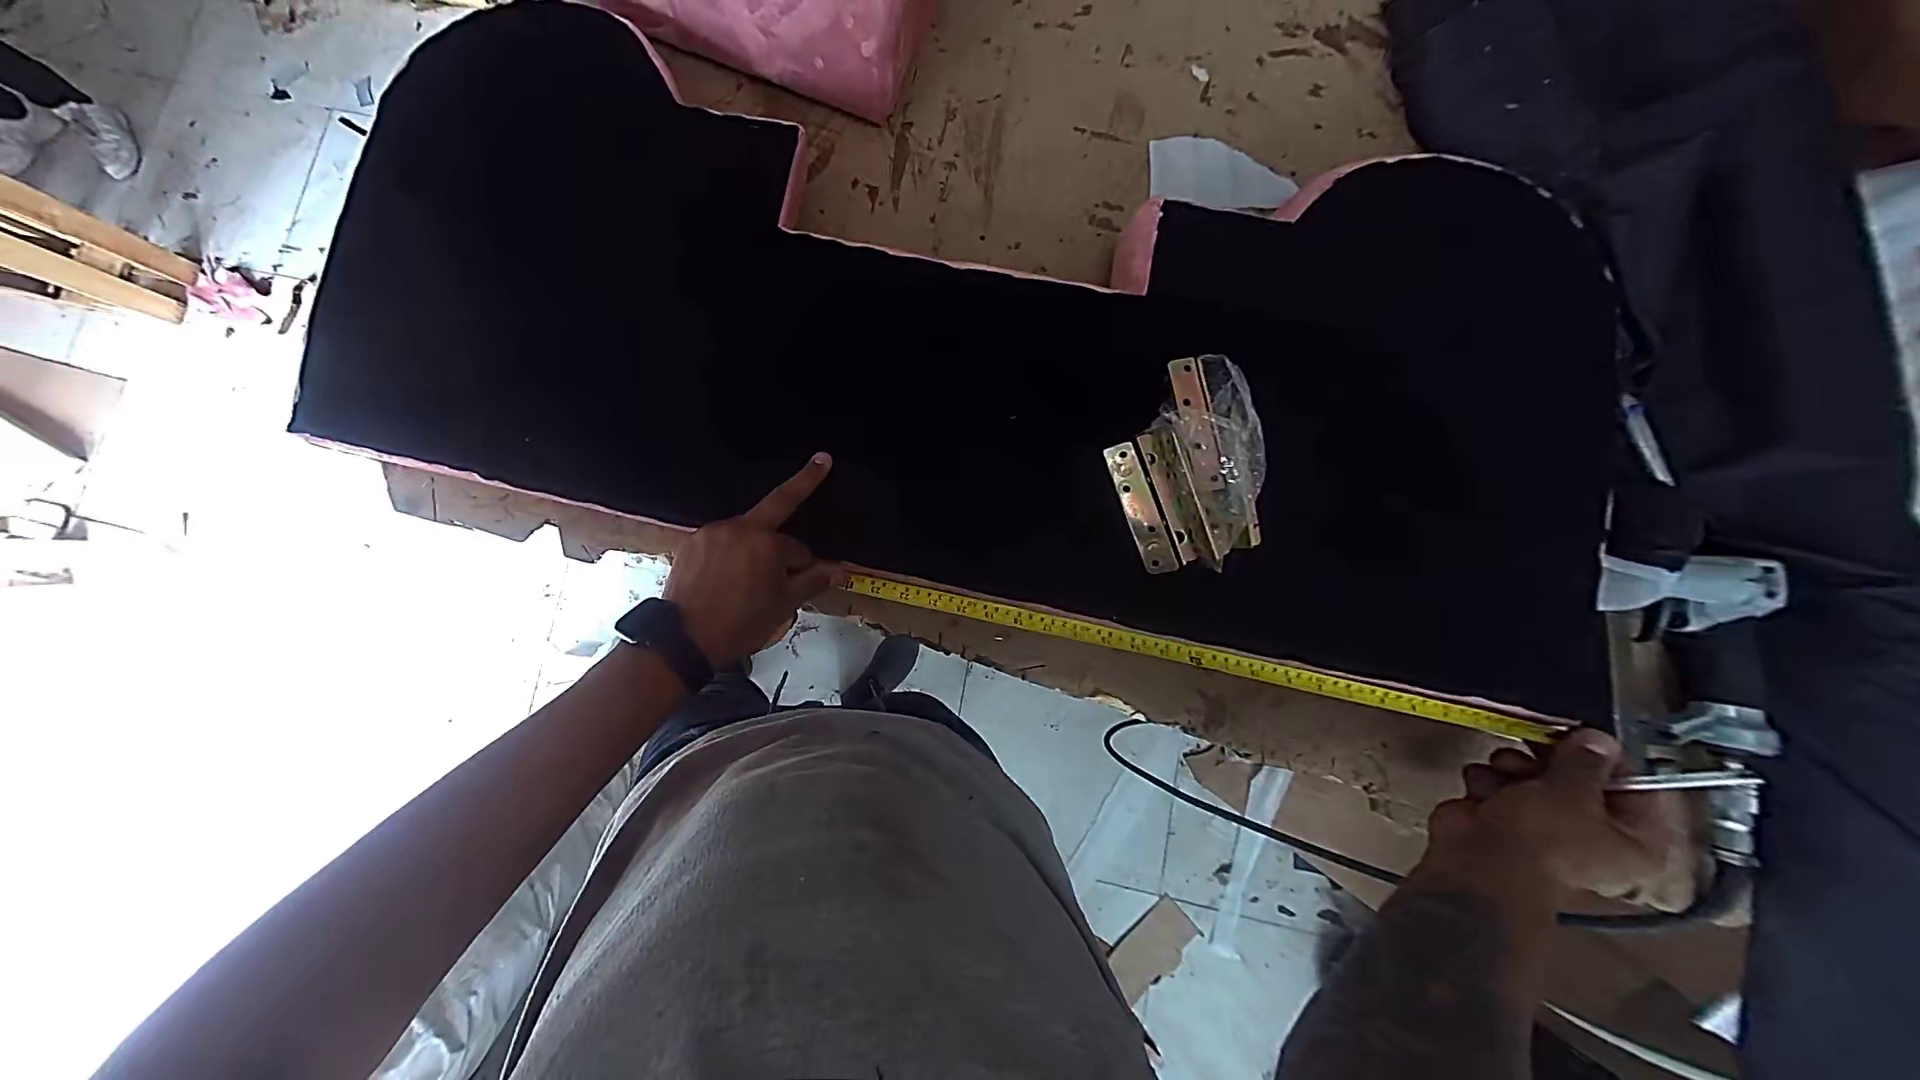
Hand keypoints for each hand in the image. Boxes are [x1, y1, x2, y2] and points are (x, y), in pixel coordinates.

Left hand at [662, 453, 839, 665]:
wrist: (683, 640)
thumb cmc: (737, 624)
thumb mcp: (783, 606)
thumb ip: (812, 581)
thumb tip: (839, 571)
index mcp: (767, 544)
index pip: (799, 549)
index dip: (804, 567)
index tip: (803, 580)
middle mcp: (739, 529)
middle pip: (775, 515)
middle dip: (803, 482)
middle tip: (821, 460)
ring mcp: (713, 533)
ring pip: (747, 533)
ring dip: (755, 546)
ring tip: (747, 578)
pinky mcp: (693, 542)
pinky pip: (722, 540)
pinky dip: (730, 551)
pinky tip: (727, 576)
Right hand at [1421, 730, 1694, 910]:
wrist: (1480, 862)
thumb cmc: (1541, 835)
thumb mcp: (1572, 792)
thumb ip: (1586, 761)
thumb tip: (1599, 737)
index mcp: (1634, 838)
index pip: (1635, 786)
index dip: (1609, 758)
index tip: (1584, 734)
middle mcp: (1593, 831)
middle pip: (1578, 778)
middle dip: (1551, 760)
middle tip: (1537, 743)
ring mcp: (1543, 822)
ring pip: (1533, 775)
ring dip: (1514, 766)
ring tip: (1504, 772)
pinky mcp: (1501, 814)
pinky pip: (1500, 783)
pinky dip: (1489, 781)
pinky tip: (1483, 790)